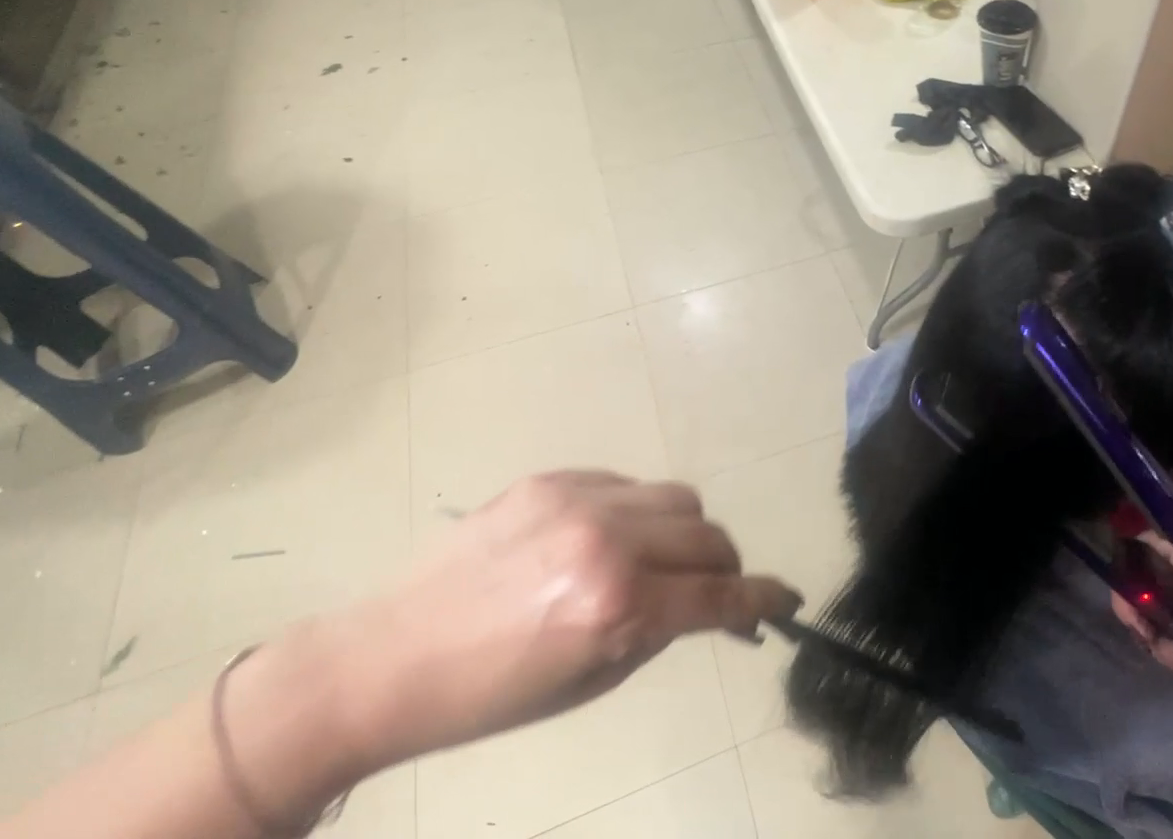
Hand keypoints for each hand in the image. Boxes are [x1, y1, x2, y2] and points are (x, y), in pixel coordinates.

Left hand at [281, 471, 799, 771]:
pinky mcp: (550, 478)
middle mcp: (607, 541)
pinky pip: (628, 484)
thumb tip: (707, 605)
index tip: (784, 602)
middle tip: (713, 590)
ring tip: (660, 560)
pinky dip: (639, 512)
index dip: (762, 599)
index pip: (720, 595)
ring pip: (678, 499)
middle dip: (725, 567)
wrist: (388, 659)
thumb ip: (661, 629)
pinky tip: (608, 538)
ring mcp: (578, 500)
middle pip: (709, 536)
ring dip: (687, 533)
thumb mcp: (595, 679)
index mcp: (617, 605)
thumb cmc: (493, 695)